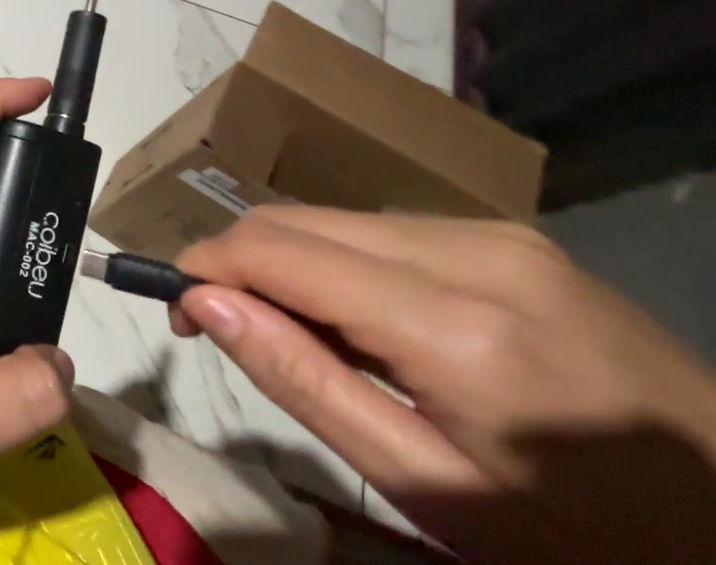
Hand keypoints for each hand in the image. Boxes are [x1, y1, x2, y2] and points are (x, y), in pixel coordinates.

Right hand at [169, 206, 715, 562]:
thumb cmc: (573, 531)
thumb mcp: (422, 481)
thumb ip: (301, 380)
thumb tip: (203, 300)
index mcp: (453, 321)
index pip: (275, 248)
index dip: (203, 266)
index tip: (180, 316)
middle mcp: (474, 250)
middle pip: (297, 220)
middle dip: (240, 263)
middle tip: (232, 331)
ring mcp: (504, 236)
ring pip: (337, 220)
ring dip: (292, 264)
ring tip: (311, 339)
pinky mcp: (520, 240)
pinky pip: (389, 232)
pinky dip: (345, 264)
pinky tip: (373, 323)